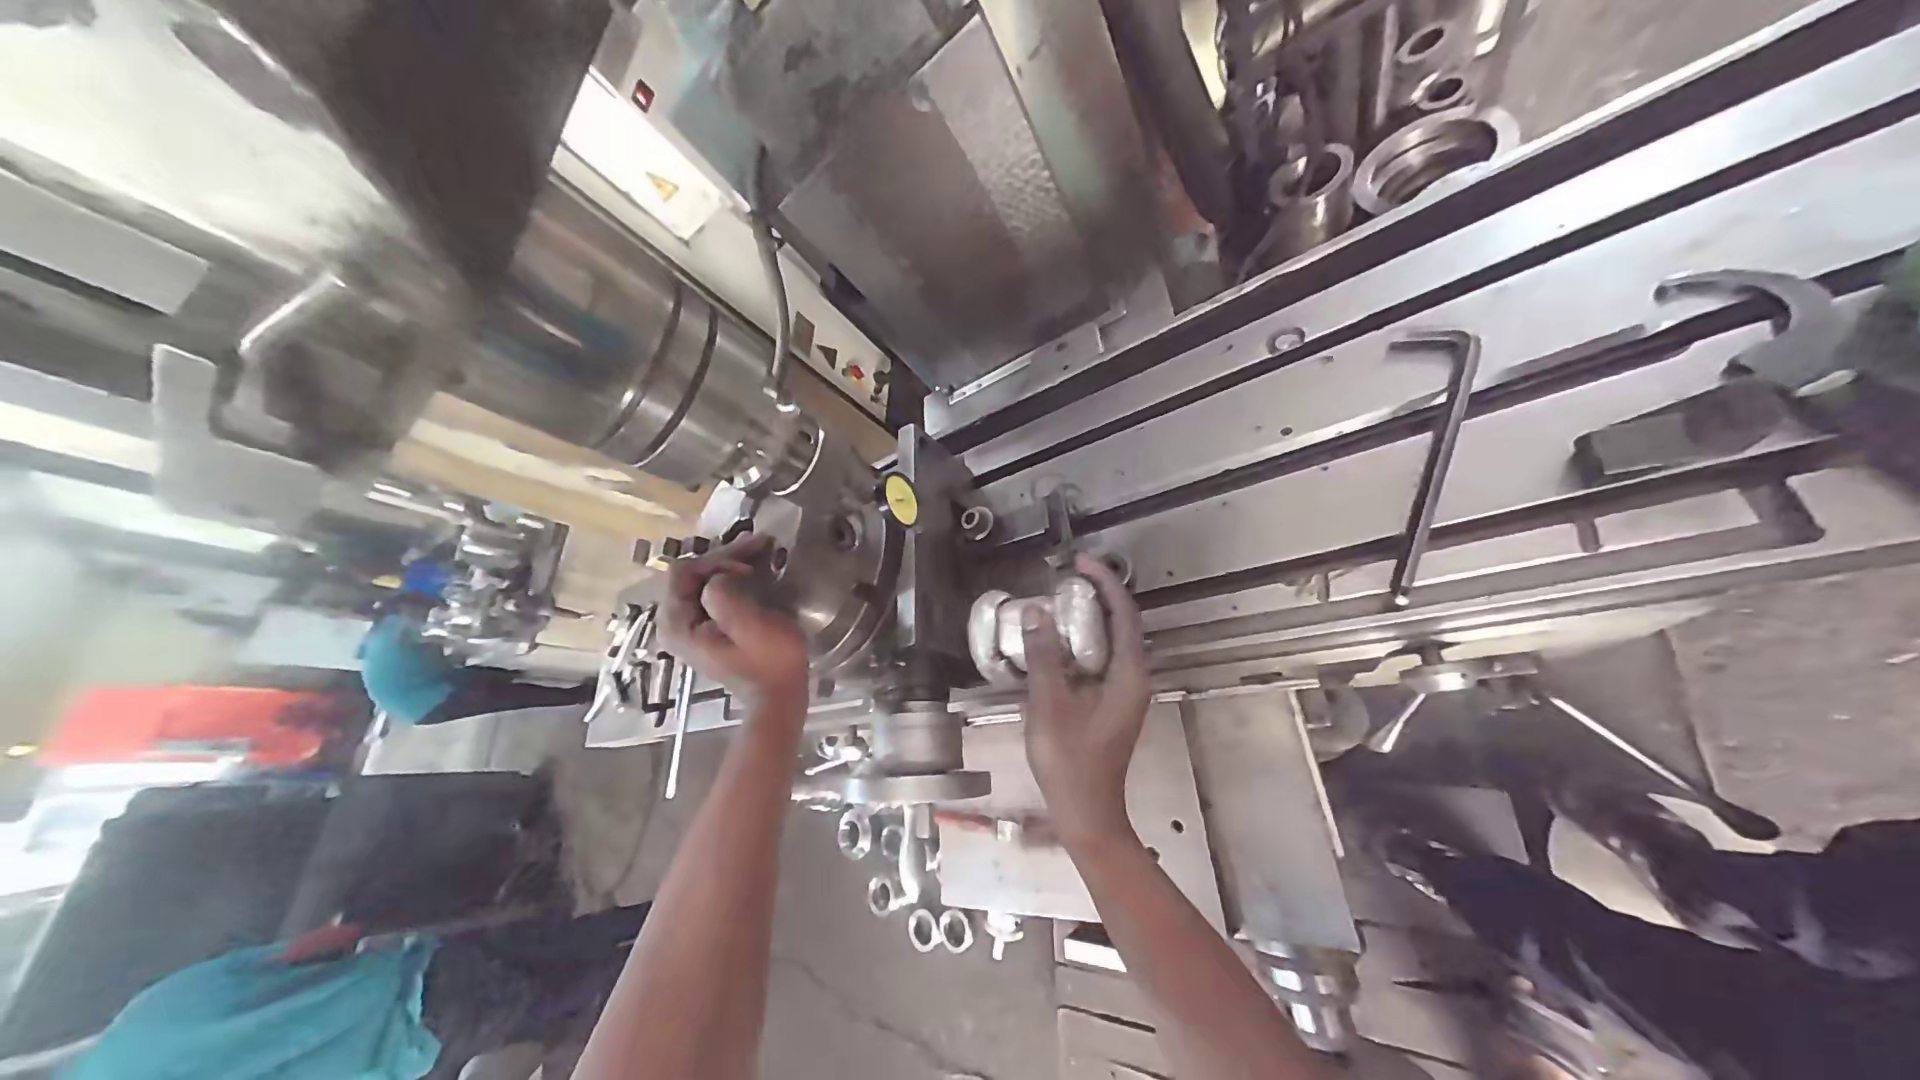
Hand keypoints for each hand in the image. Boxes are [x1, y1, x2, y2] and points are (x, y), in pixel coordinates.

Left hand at [659, 534, 809, 711]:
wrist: (780, 696)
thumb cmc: (770, 662)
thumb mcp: (751, 625)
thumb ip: (725, 594)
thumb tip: (721, 577)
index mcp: (676, 623)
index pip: (685, 570)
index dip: (719, 562)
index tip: (751, 570)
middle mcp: (674, 623)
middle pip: (692, 573)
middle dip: (727, 558)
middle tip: (763, 547)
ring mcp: (689, 628)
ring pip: (704, 580)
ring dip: (733, 565)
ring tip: (763, 553)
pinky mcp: (707, 629)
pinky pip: (713, 592)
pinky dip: (734, 578)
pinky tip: (757, 572)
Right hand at [1022, 553, 1150, 845]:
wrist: (1086, 812)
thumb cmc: (1070, 761)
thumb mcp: (1050, 705)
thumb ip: (1043, 656)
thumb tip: (1035, 612)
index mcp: (1128, 674)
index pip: (1124, 615)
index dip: (1105, 583)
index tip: (1080, 563)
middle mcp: (1133, 678)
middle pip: (1121, 625)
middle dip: (1096, 597)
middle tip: (1064, 580)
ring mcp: (1124, 693)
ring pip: (1109, 643)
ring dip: (1088, 620)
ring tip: (1057, 604)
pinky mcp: (1111, 704)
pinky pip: (1099, 661)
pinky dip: (1081, 644)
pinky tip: (1054, 646)